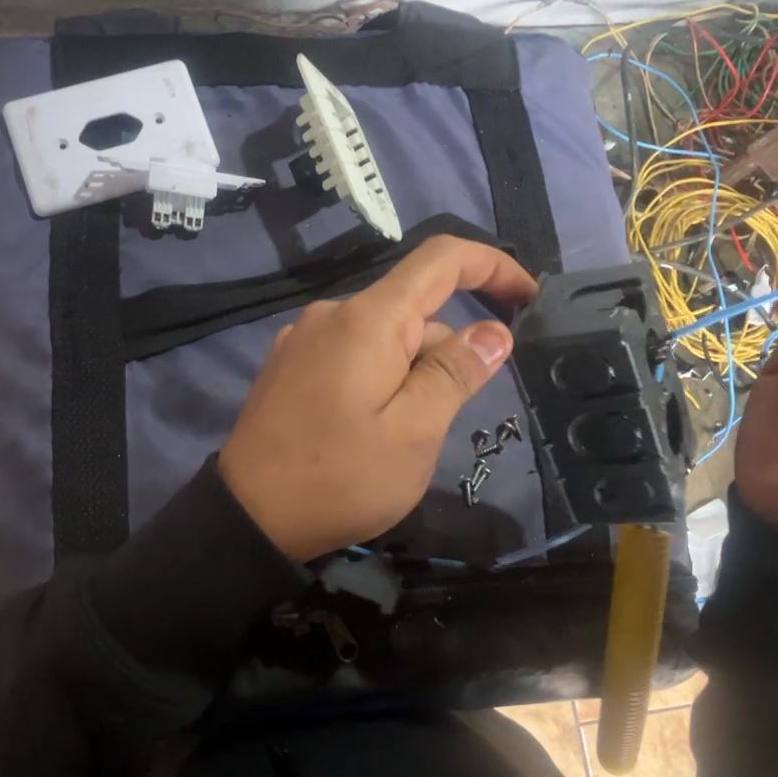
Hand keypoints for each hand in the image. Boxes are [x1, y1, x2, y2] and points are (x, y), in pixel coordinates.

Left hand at [218, 235, 538, 560]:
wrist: (248, 517)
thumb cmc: (340, 478)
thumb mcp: (414, 432)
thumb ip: (455, 374)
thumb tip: (493, 331)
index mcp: (368, 319)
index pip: (441, 260)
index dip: (492, 267)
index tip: (528, 299)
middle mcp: (331, 314)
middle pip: (412, 308)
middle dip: (445, 351)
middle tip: (441, 422)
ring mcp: (302, 339)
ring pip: (382, 336)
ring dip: (410, 372)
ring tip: (396, 438)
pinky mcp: (287, 366)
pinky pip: (350, 353)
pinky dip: (377, 377)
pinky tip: (365, 429)